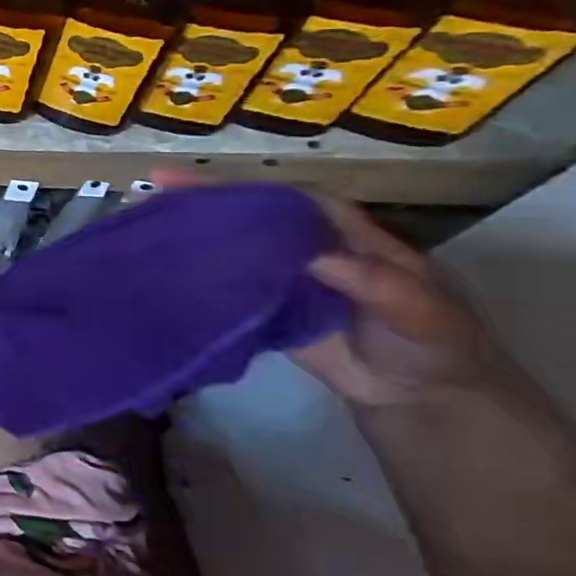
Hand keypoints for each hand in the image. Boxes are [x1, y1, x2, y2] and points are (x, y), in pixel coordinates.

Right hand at [146, 169, 488, 406]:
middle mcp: (303, 244)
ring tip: (144, 218)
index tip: (198, 181)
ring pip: (232, 243)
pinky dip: (198, 273)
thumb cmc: (431, 343)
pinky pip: (229, 283)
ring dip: (192, 231)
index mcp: (339, 231)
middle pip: (248, 213)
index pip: (284, 198)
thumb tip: (317, 259)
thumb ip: (376, 283)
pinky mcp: (265, 305)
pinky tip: (164, 265)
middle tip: (152, 185)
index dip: (240, 187)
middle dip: (201, 199)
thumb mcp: (419, 310)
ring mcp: (281, 275)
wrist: (418, 395)